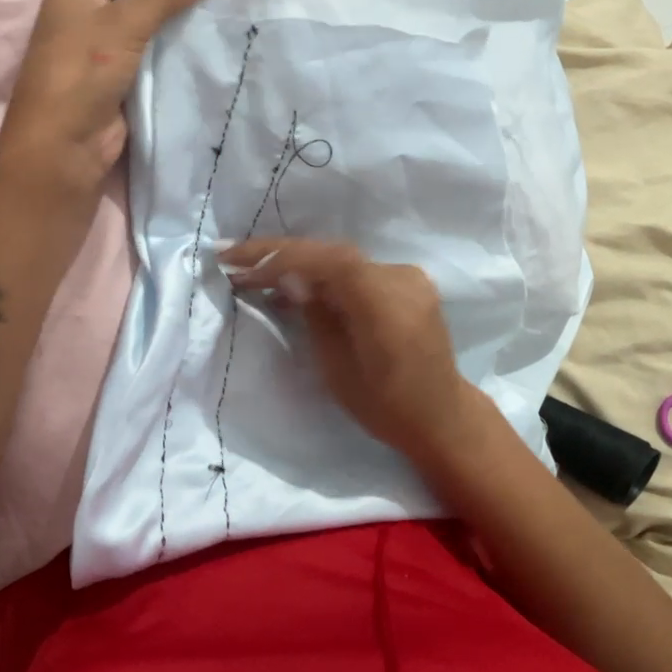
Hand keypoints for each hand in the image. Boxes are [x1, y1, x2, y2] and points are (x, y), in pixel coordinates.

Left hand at [0, 0, 211, 198]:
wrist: (63, 149)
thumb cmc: (81, 75)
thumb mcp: (124, 22)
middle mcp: (90, 6)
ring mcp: (107, 42)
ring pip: (150, 10)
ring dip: (182, 1)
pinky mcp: (125, 73)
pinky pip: (158, 44)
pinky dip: (182, 35)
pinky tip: (214, 31)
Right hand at [219, 237, 478, 463]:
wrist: (439, 416)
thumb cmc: (384, 405)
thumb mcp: (337, 367)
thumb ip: (314, 314)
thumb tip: (288, 276)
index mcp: (383, 301)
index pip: (323, 261)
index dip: (275, 255)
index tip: (233, 261)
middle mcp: (399, 277)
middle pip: (330, 254)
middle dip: (278, 255)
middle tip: (232, 259)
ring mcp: (406, 277)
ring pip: (340, 260)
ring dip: (297, 263)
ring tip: (251, 272)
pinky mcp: (405, 284)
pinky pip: (354, 271)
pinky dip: (322, 274)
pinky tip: (291, 285)